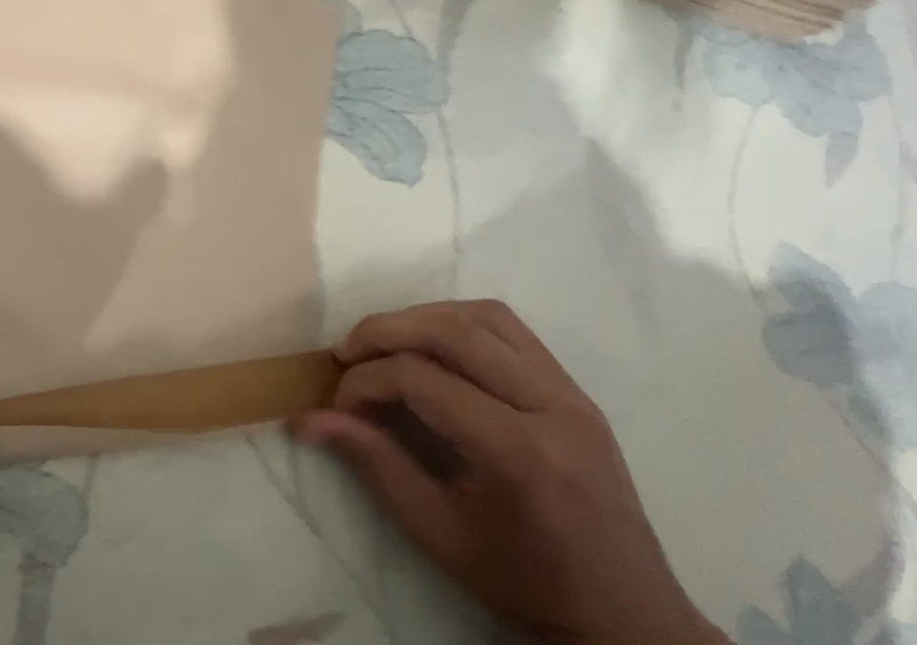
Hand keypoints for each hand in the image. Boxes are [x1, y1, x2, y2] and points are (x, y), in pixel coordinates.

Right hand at [295, 301, 726, 644]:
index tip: (337, 408)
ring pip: (485, 316)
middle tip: (344, 355)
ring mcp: (573, 395)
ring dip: (422, 318)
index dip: (363, 382)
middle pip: (453, 331)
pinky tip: (432, 351)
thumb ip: (373, 463)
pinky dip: (460, 325)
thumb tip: (308, 419)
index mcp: (519, 452)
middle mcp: (553, 408)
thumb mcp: (435, 531)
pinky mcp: (577, 393)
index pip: (421, 378)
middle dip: (383, 331)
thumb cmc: (522, 579)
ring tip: (384, 346)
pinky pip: (512, 331)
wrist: (621, 613)